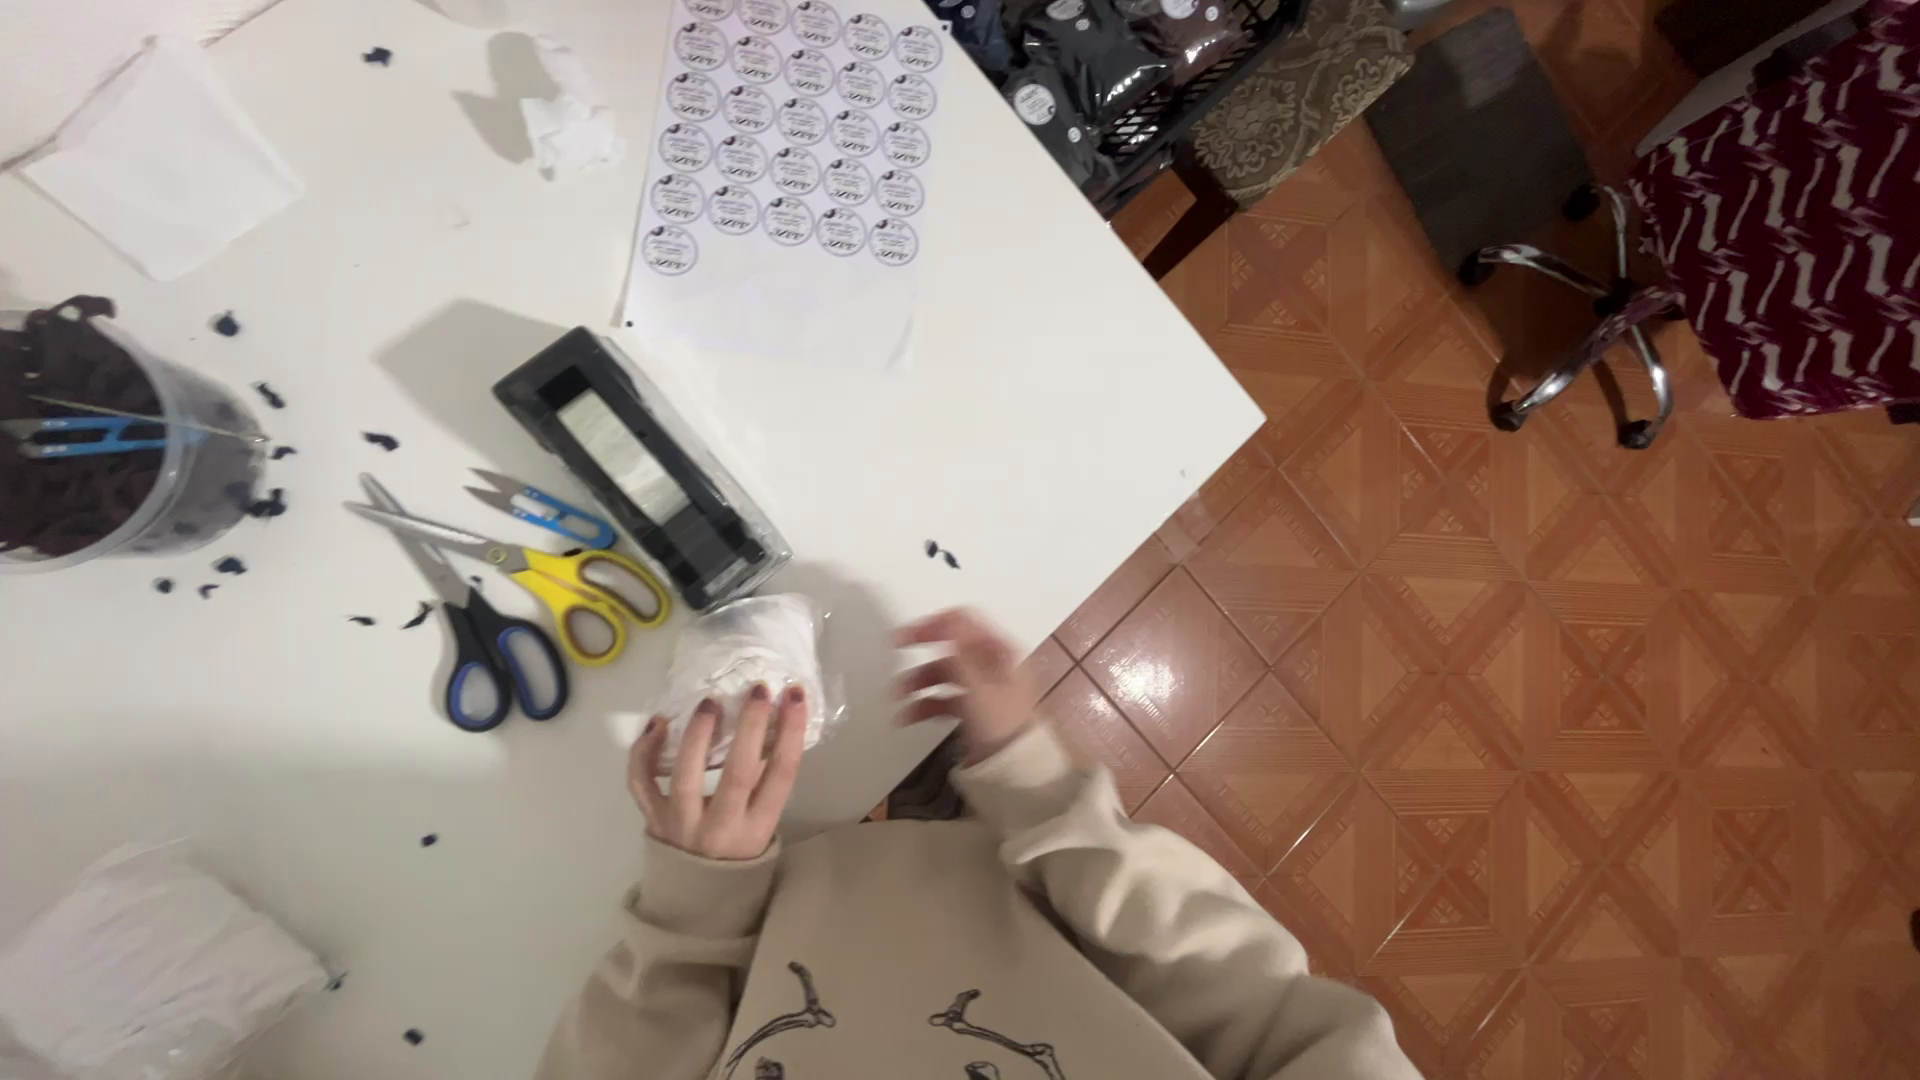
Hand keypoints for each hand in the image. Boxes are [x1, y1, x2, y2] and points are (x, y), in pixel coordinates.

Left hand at [629, 685, 807, 859]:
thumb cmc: (740, 850)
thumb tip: (770, 721)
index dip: (790, 732)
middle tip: (758, 690)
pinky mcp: (652, 819)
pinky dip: (644, 752)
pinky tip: (658, 722)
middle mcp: (720, 827)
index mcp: (757, 827)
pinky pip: (641, 783)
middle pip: (737, 773)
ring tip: (710, 702)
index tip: (794, 696)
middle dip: (750, 726)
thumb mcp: (764, 821)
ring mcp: (680, 824)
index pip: (781, 774)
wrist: (696, 899)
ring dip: (698, 734)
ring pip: (685, 776)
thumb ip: (766, 780)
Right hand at [894, 608, 1037, 763]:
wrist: (1015, 771)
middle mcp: (991, 663)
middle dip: (922, 653)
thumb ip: (960, 653)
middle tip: (894, 649)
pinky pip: (943, 698)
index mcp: (999, 651)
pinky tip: (907, 717)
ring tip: (897, 697)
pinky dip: (925, 704)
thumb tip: (946, 620)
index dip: (935, 624)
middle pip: (950, 647)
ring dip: (918, 681)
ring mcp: (980, 686)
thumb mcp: (979, 686)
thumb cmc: (1001, 724)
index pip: (964, 622)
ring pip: (943, 673)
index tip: (908, 634)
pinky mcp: (971, 708)